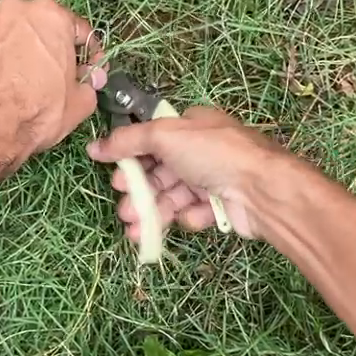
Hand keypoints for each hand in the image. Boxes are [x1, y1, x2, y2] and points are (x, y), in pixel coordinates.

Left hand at [0, 0, 102, 175]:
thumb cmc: (40, 109)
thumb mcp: (82, 100)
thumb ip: (90, 82)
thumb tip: (89, 79)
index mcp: (51, 14)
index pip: (81, 31)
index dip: (91, 56)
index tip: (91, 73)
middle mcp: (21, 11)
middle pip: (51, 30)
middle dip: (62, 53)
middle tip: (69, 80)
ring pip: (27, 39)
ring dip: (39, 56)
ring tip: (45, 85)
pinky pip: (8, 50)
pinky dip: (17, 62)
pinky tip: (23, 86)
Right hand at [85, 107, 301, 241]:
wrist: (261, 190)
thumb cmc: (213, 154)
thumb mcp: (164, 136)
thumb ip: (127, 141)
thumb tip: (94, 148)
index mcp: (190, 126)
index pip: (152, 141)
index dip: (131, 159)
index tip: (114, 175)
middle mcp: (200, 150)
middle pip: (159, 172)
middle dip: (138, 192)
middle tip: (124, 208)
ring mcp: (211, 179)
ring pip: (172, 196)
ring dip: (152, 211)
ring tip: (136, 229)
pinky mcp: (220, 206)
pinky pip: (193, 212)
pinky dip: (186, 217)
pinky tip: (185, 220)